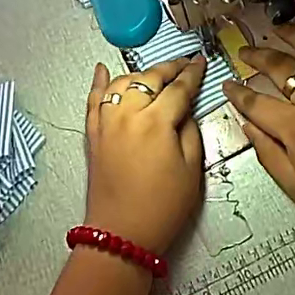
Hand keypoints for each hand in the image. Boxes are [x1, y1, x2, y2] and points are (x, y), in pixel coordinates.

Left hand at [82, 54, 208, 254]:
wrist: (122, 233)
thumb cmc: (164, 206)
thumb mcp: (192, 168)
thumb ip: (190, 131)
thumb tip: (184, 111)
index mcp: (156, 122)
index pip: (178, 88)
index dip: (192, 74)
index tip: (201, 61)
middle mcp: (127, 115)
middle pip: (148, 79)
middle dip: (169, 68)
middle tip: (184, 64)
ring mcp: (106, 123)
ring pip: (122, 83)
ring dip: (140, 74)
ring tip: (155, 74)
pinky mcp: (93, 135)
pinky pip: (93, 100)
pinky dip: (99, 83)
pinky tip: (102, 70)